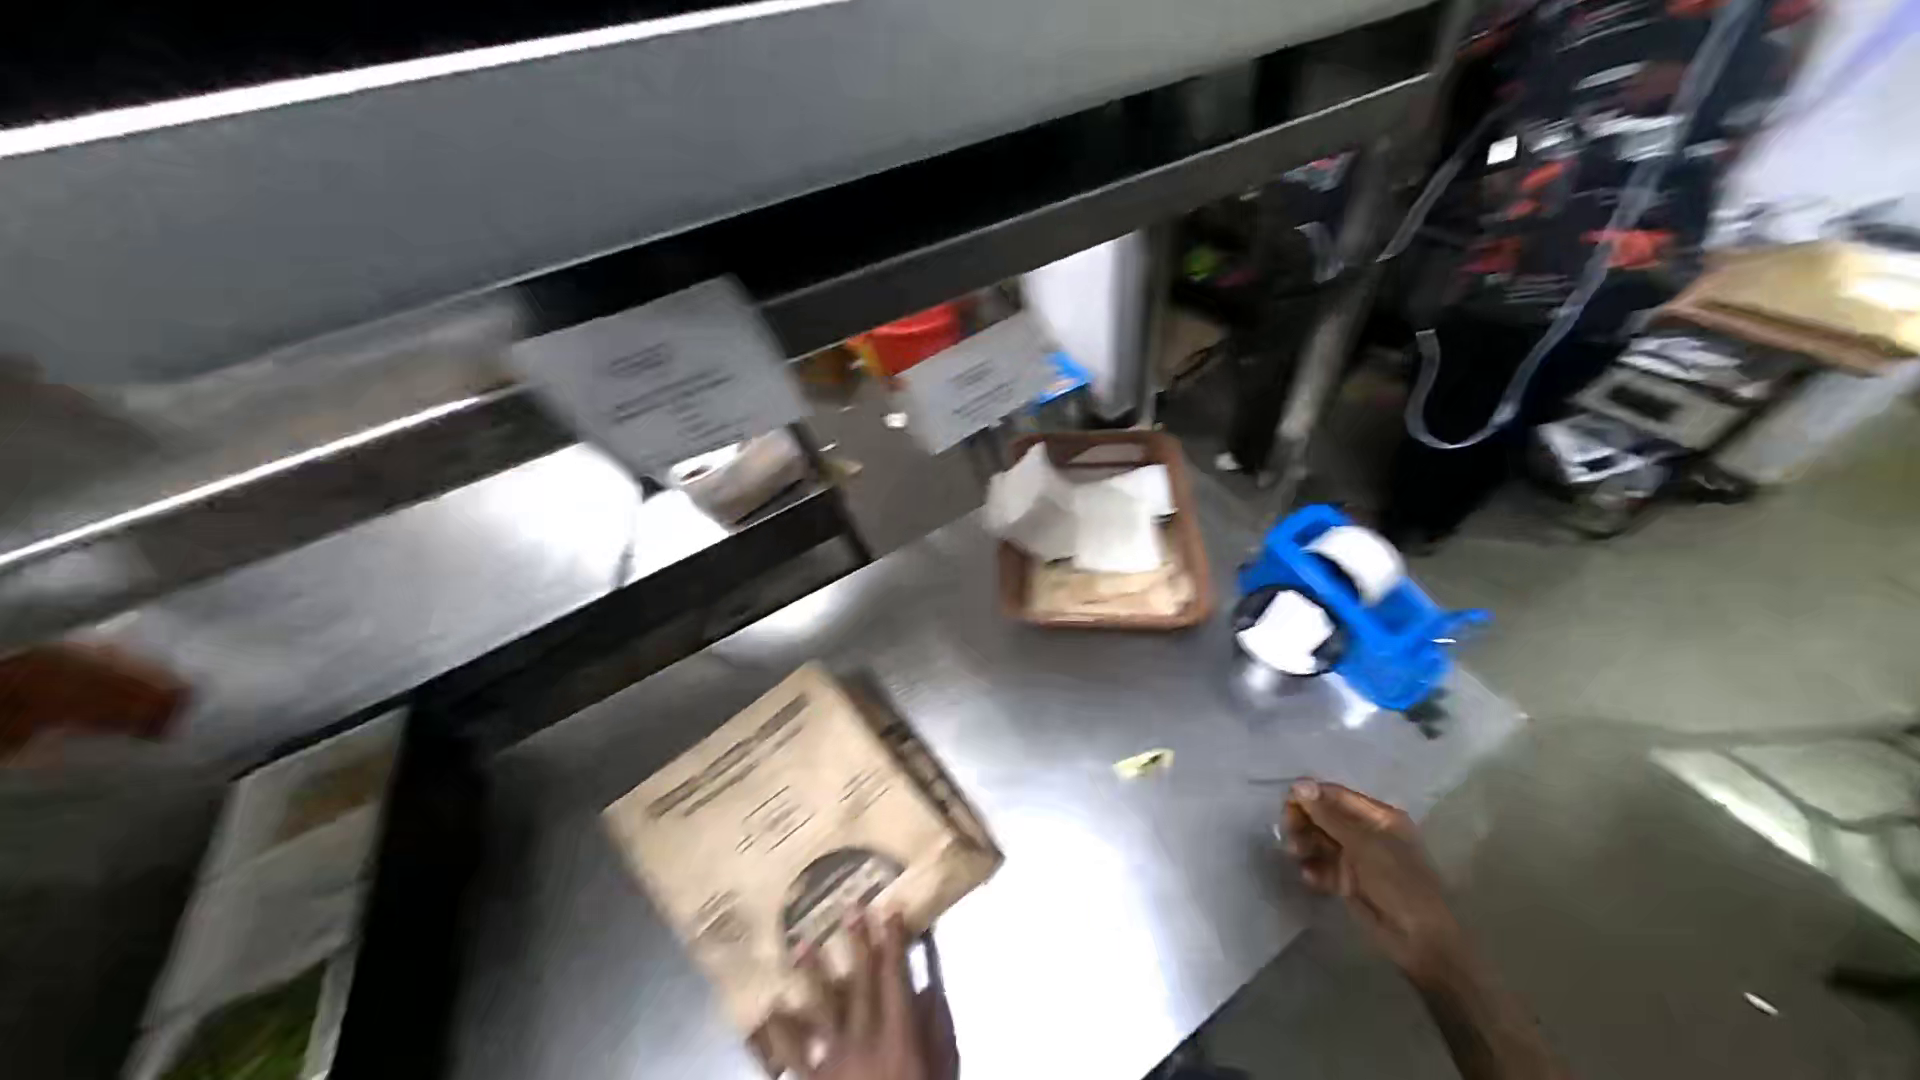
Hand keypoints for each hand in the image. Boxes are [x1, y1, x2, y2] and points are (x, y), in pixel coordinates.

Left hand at [764, 911, 958, 1079]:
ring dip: (812, 974)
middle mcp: (866, 1041)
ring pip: (822, 1008)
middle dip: (858, 942)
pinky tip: (769, 1008)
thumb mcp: (942, 1070)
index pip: (896, 978)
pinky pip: (793, 1056)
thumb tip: (927, 986)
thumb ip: (936, 1029)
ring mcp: (835, 1063)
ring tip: (801, 942)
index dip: (894, 942)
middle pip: (861, 982)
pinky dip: (780, 1033)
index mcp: (900, 1037)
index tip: (891, 910)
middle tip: (851, 907)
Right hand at [1282, 780, 1466, 983]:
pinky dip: (1312, 868)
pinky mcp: (1345, 879)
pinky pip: (1321, 865)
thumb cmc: (1399, 883)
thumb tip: (1298, 785)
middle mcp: (1365, 832)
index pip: (1336, 795)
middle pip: (1323, 815)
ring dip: (1303, 844)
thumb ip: (1329, 815)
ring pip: (1317, 839)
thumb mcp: (1365, 844)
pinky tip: (1311, 877)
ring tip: (1296, 855)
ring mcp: (1355, 856)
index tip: (1286, 803)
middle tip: (1288, 832)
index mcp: (1378, 817)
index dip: (1310, 795)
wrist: (1419, 941)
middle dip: (1303, 821)